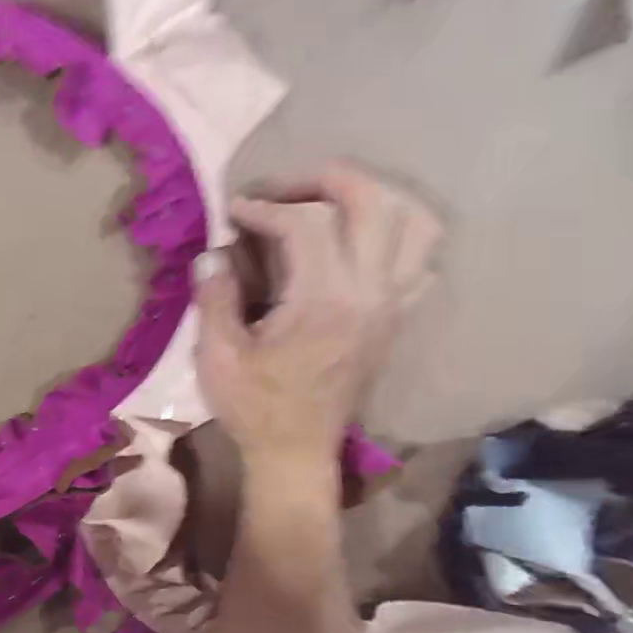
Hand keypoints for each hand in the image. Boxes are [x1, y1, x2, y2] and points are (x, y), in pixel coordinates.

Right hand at [196, 163, 439, 470]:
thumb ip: (215, 299)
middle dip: (325, 181)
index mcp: (324, 301)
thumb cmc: (253, 406)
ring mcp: (393, 304)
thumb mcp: (216, 357)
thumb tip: (212, 254)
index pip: (307, 223)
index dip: (265, 206)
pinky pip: (421, 260)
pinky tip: (359, 245)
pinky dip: (397, 238)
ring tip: (330, 202)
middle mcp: (371, 292)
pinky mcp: (397, 317)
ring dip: (375, 198)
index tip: (232, 211)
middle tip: (283, 188)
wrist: (295, 451)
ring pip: (416, 223)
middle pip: (375, 203)